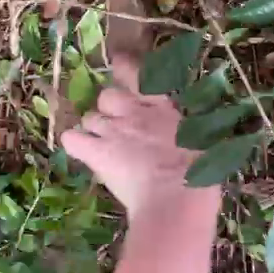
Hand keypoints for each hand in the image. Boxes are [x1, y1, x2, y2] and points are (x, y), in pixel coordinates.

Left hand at [62, 84, 213, 221]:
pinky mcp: (95, 153)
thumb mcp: (202, 144)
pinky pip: (71, 139)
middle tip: (121, 128)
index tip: (124, 75)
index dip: (125, 71)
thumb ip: (187, 130)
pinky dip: (76, 145)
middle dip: (110, 109)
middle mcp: (133, 111)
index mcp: (163, 107)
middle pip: (107, 96)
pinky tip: (86, 155)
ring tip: (105, 148)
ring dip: (95, 130)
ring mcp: (111, 130)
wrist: (176, 201)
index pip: (136, 74)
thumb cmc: (198, 177)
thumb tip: (185, 133)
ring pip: (89, 118)